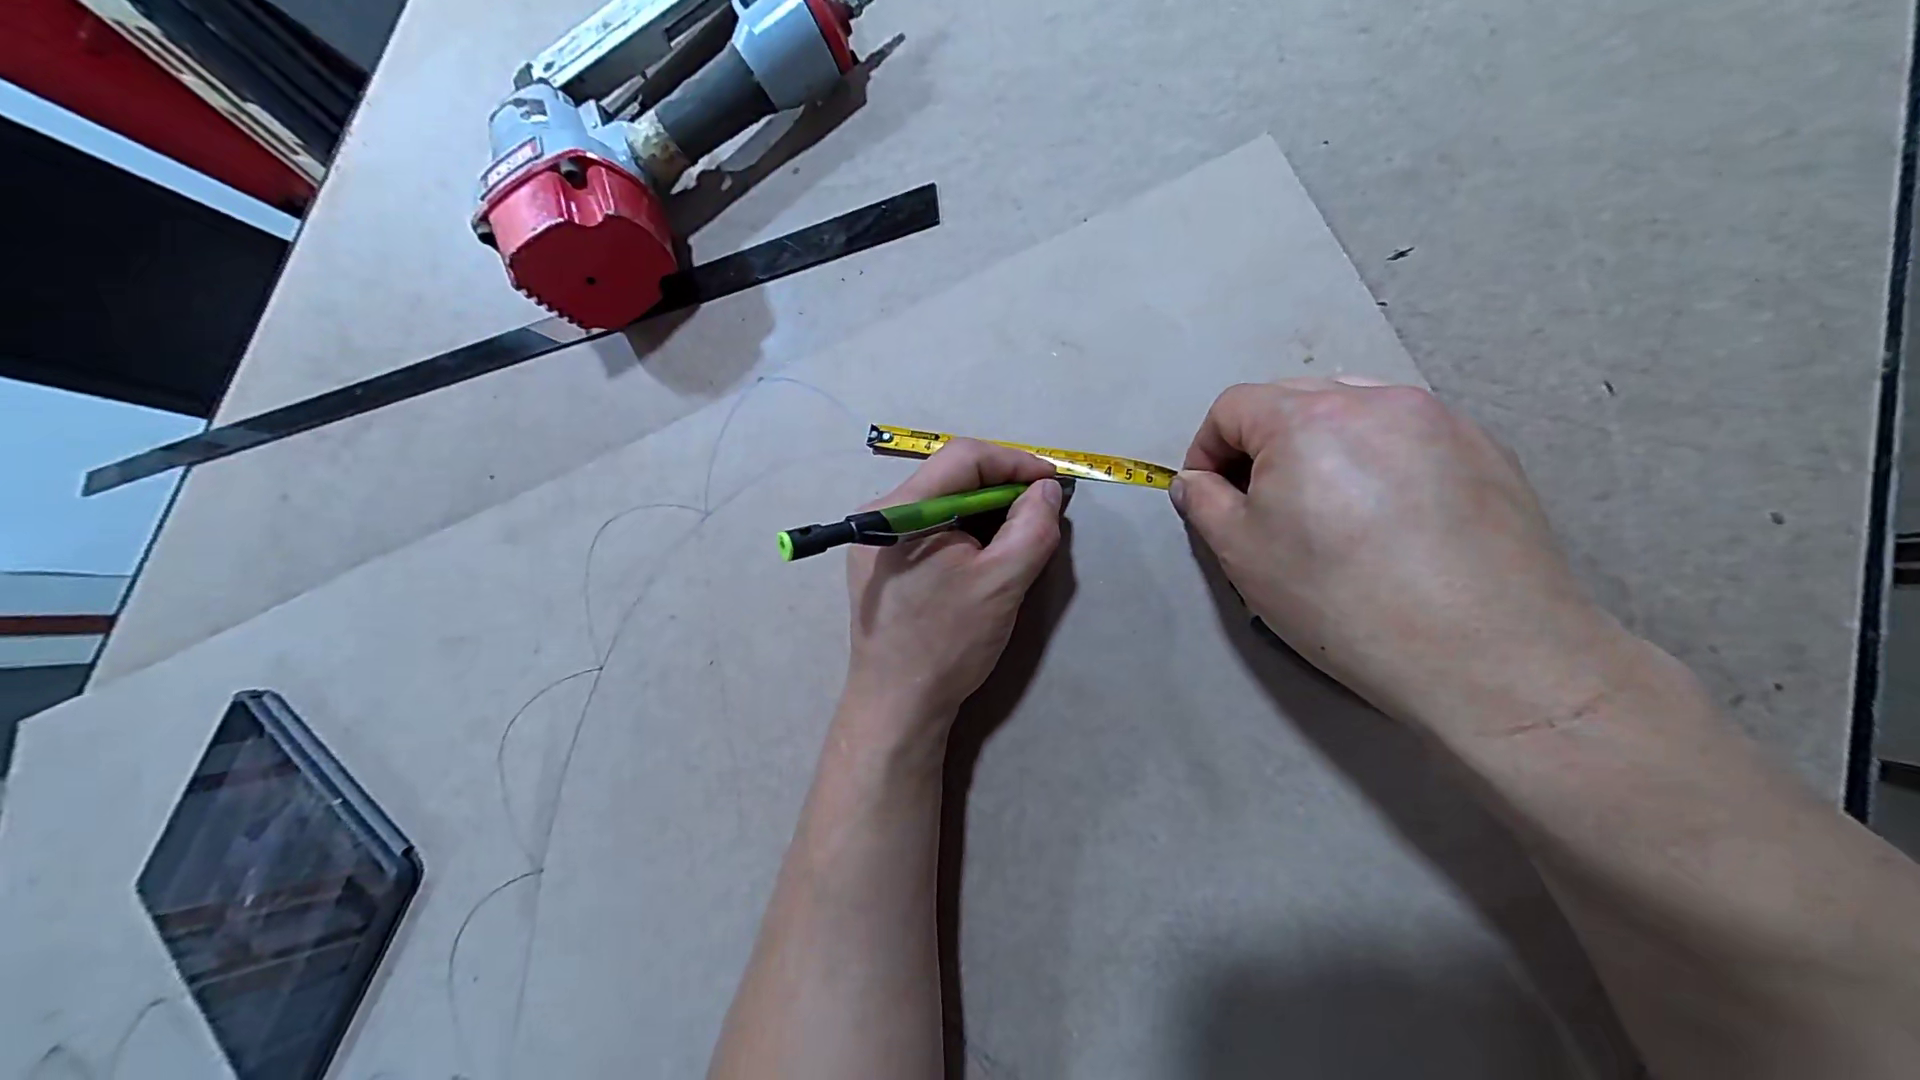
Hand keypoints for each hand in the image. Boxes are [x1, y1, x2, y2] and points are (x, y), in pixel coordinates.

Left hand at [843, 440, 1064, 742]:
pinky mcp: (882, 561)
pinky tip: (985, 554)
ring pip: (943, 501)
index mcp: (901, 510)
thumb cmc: (948, 643)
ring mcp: (877, 538)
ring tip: (1017, 534)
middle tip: (1039, 510)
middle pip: (951, 476)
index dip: (1014, 462)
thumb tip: (1045, 489)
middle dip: (1002, 487)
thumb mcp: (1002, 582)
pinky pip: (931, 527)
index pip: (964, 457)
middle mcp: (881, 513)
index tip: (1052, 484)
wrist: (898, 704)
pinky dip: (965, 531)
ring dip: (985, 510)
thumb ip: (1032, 527)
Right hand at [1172, 378, 1630, 740]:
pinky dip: (1376, 458)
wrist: (1485, 654)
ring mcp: (1439, 418)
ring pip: (1353, 409)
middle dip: (1261, 443)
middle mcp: (1375, 398)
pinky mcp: (1485, 448)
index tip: (1210, 494)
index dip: (1207, 448)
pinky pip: (1406, 433)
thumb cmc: (1340, 599)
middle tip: (1263, 503)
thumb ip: (1205, 503)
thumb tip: (1195, 480)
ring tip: (1326, 506)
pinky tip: (1387, 516)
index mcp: (1307, 418)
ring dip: (1320, 444)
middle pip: (1292, 399)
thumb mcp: (1243, 554)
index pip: (1232, 407)